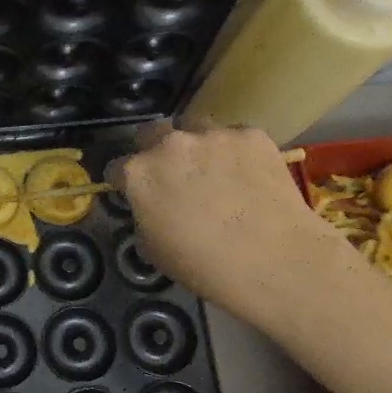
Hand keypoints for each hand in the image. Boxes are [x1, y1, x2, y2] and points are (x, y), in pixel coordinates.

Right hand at [106, 123, 351, 330]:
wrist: (274, 260)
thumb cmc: (204, 265)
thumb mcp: (154, 250)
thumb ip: (144, 218)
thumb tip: (153, 210)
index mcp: (139, 174)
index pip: (117, 167)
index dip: (123, 182)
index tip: (133, 192)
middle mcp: (170, 144)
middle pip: (151, 133)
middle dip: (155, 150)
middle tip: (171, 174)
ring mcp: (213, 134)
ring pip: (195, 127)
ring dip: (196, 144)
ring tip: (213, 169)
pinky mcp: (251, 134)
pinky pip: (234, 136)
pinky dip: (235, 152)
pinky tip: (248, 175)